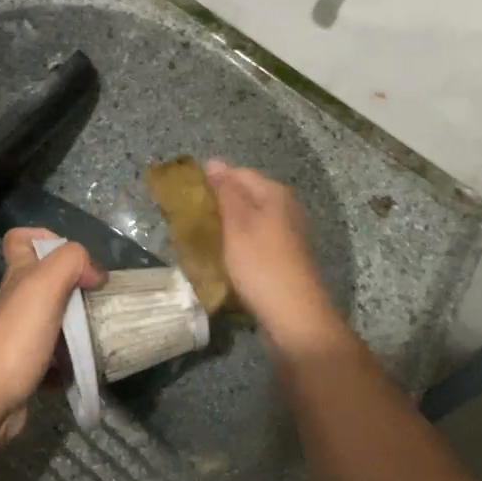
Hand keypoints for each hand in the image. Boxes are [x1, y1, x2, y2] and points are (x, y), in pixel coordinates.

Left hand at [0, 228, 103, 435]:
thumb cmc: (18, 334)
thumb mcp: (45, 283)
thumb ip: (71, 262)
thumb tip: (95, 273)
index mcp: (18, 275)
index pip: (19, 240)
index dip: (43, 237)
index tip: (71, 256)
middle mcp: (16, 301)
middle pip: (43, 282)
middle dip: (73, 287)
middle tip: (96, 299)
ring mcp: (19, 336)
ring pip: (52, 320)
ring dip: (76, 327)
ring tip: (98, 334)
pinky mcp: (25, 368)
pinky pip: (53, 359)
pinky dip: (69, 363)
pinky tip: (82, 367)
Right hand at [206, 160, 349, 355]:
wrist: (295, 319)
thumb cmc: (262, 265)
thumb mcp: (237, 223)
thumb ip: (225, 191)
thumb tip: (214, 161)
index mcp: (275, 193)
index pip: (237, 172)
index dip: (211, 182)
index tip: (186, 198)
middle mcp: (285, 208)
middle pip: (245, 195)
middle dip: (218, 204)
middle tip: (191, 220)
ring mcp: (287, 234)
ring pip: (249, 219)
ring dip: (226, 226)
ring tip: (202, 239)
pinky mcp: (284, 257)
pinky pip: (255, 240)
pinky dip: (238, 245)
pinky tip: (224, 258)